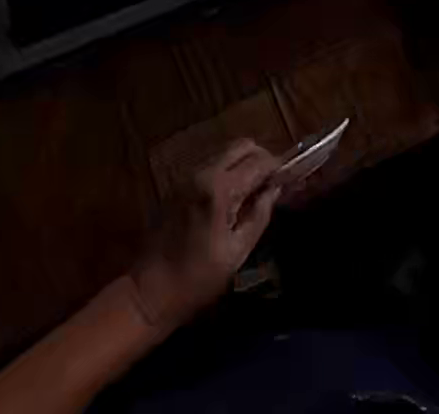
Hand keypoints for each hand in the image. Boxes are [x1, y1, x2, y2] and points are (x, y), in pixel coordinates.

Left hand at [128, 140, 278, 327]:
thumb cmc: (196, 279)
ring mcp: (187, 177)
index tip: (290, 177)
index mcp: (219, 189)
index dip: (278, 167)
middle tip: (273, 181)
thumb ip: (260, 214)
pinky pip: (211, 165)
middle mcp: (202, 173)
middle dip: (262, 158)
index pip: (258, 161)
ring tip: (256, 190)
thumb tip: (275, 189)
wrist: (147, 293)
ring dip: (244, 163)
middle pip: (241, 146)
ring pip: (225, 153)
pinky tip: (233, 196)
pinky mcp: (178, 185)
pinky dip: (227, 170)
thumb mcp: (237, 252)